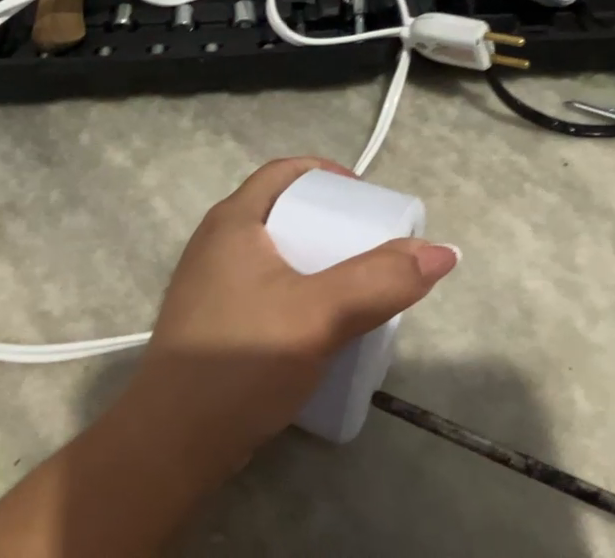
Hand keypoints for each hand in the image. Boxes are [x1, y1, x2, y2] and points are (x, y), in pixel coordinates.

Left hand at [117, 156, 459, 466]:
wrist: (171, 443)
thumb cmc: (242, 360)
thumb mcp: (320, 314)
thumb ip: (380, 281)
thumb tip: (442, 252)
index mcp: (233, 221)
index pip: (284, 172)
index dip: (328, 174)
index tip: (367, 200)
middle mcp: (215, 243)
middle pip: (280, 211)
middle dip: (328, 223)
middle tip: (369, 248)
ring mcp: (208, 286)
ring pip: (272, 255)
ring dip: (314, 262)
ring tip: (352, 288)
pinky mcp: (210, 325)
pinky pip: (262, 289)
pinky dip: (295, 293)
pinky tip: (317, 326)